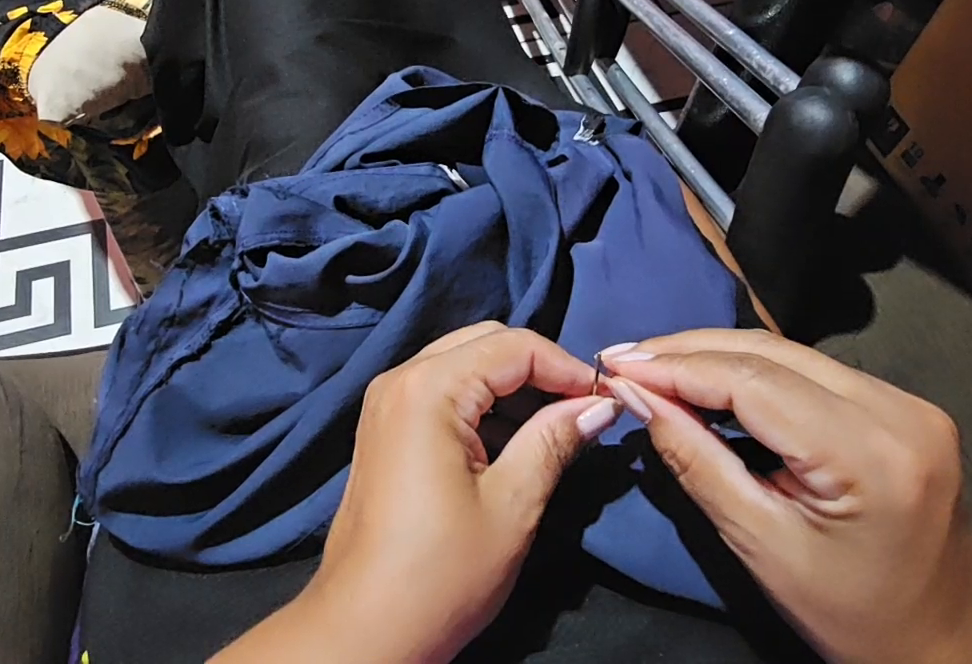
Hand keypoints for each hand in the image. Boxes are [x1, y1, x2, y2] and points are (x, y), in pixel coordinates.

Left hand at [214, 322, 618, 663]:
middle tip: (582, 410)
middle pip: (484, 343)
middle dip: (538, 368)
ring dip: (511, 384)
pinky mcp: (384, 425)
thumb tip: (599, 405)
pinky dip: (481, 401)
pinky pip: (441, 388)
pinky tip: (510, 439)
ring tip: (555, 426)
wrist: (365, 628)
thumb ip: (554, 440)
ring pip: (462, 362)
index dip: (565, 366)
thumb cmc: (442, 571)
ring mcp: (387, 400)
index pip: (512, 345)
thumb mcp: (512, 505)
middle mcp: (400, 377)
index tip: (606, 399)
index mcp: (428, 387)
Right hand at [602, 329, 971, 663]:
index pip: (752, 381)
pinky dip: (744, 366)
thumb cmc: (852, 614)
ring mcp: (904, 399)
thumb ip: (695, 459)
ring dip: (710, 353)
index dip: (675, 367)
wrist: (951, 644)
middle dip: (685, 351)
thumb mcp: (759, 544)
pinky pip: (803, 366)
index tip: (613, 365)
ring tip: (649, 363)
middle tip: (622, 358)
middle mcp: (897, 408)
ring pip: (782, 350)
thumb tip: (634, 393)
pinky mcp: (897, 402)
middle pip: (766, 351)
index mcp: (872, 454)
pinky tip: (703, 374)